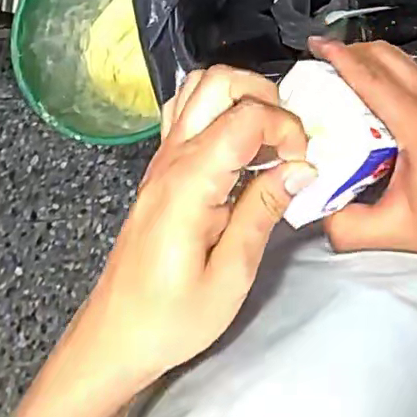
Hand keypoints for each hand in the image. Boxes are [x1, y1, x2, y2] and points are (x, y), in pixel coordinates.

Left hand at [67, 66, 315, 394]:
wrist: (114, 335)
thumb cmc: (171, 318)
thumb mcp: (231, 277)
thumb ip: (264, 212)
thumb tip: (300, 169)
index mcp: (191, 181)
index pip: (247, 117)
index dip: (286, 128)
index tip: (302, 164)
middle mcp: (173, 156)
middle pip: (219, 81)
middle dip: (265, 95)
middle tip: (287, 138)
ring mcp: (163, 156)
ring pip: (200, 85)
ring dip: (241, 95)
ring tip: (266, 136)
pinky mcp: (161, 165)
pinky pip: (186, 109)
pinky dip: (218, 108)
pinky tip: (237, 144)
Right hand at [312, 37, 416, 268]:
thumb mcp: (397, 232)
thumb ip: (349, 226)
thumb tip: (313, 211)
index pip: (373, 79)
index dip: (341, 58)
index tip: (315, 45)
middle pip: (384, 55)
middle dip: (349, 50)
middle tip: (318, 58)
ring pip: (397, 57)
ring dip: (366, 55)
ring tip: (336, 67)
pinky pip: (407, 69)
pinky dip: (382, 66)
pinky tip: (366, 84)